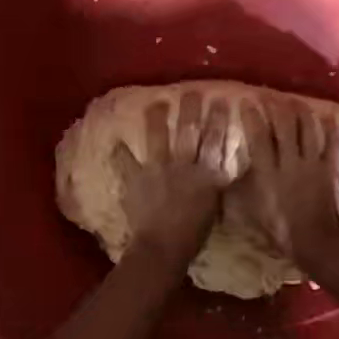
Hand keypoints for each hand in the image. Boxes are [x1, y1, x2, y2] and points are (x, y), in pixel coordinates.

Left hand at [110, 92, 230, 268]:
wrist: (162, 247)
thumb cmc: (194, 234)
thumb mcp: (214, 209)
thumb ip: (216, 188)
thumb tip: (224, 173)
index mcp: (203, 173)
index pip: (214, 141)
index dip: (217, 120)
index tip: (219, 100)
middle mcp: (181, 165)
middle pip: (187, 132)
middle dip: (189, 110)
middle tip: (190, 91)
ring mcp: (156, 170)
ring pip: (157, 138)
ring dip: (156, 119)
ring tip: (155, 103)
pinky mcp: (136, 180)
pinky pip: (126, 163)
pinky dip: (120, 153)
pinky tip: (115, 140)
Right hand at [228, 97, 338, 268]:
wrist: (316, 242)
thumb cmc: (279, 230)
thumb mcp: (251, 212)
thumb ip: (240, 190)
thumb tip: (227, 176)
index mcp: (267, 172)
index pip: (258, 137)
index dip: (252, 117)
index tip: (245, 102)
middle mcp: (288, 161)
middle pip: (283, 126)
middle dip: (276, 108)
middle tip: (269, 95)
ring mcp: (311, 163)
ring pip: (306, 129)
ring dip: (300, 112)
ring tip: (294, 101)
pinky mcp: (329, 168)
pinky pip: (330, 143)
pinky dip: (328, 128)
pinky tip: (326, 116)